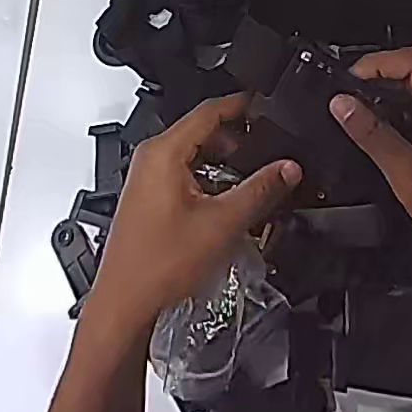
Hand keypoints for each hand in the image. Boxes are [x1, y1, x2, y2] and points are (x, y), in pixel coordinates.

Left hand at [84, 93, 300, 330]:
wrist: (125, 307)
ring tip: (253, 177)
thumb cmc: (157, 267)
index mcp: (164, 152)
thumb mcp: (222, 223)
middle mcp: (151, 159)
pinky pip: (184, 172)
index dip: (240, 105)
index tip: (263, 103)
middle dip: (237, 138)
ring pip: (194, 153)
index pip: (208, 110)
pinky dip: (209, 178)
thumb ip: (260, 190)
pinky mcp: (149, 196)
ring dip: (224, 161)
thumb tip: (287, 169)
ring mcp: (147, 177)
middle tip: (267, 146)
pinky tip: (228, 200)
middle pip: (202, 131)